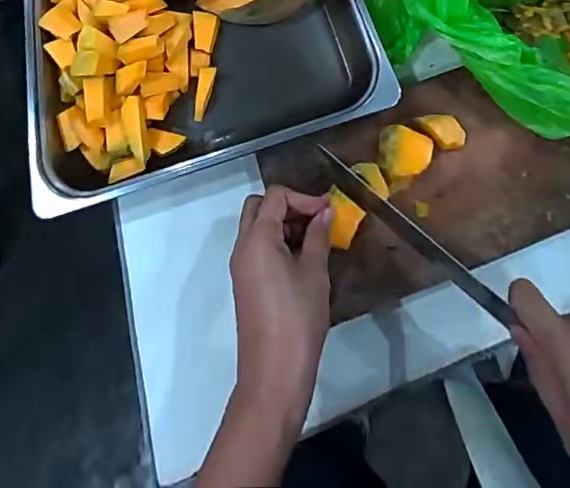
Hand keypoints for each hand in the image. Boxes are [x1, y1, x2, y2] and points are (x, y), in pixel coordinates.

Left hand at [200, 186, 332, 487]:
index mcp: (256, 238)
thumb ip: (318, 236)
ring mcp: (241, 266)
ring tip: (316, 240)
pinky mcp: (245, 282)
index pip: (275, 196)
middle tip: (317, 220)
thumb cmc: (297, 318)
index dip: (303, 197)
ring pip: (257, 227)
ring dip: (283, 224)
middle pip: (259, 207)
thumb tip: (324, 212)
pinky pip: (258, 247)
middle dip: (289, 206)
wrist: (274, 373)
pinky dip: (278, 242)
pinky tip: (303, 258)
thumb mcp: (314, 273)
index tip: (328, 210)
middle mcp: (242, 246)